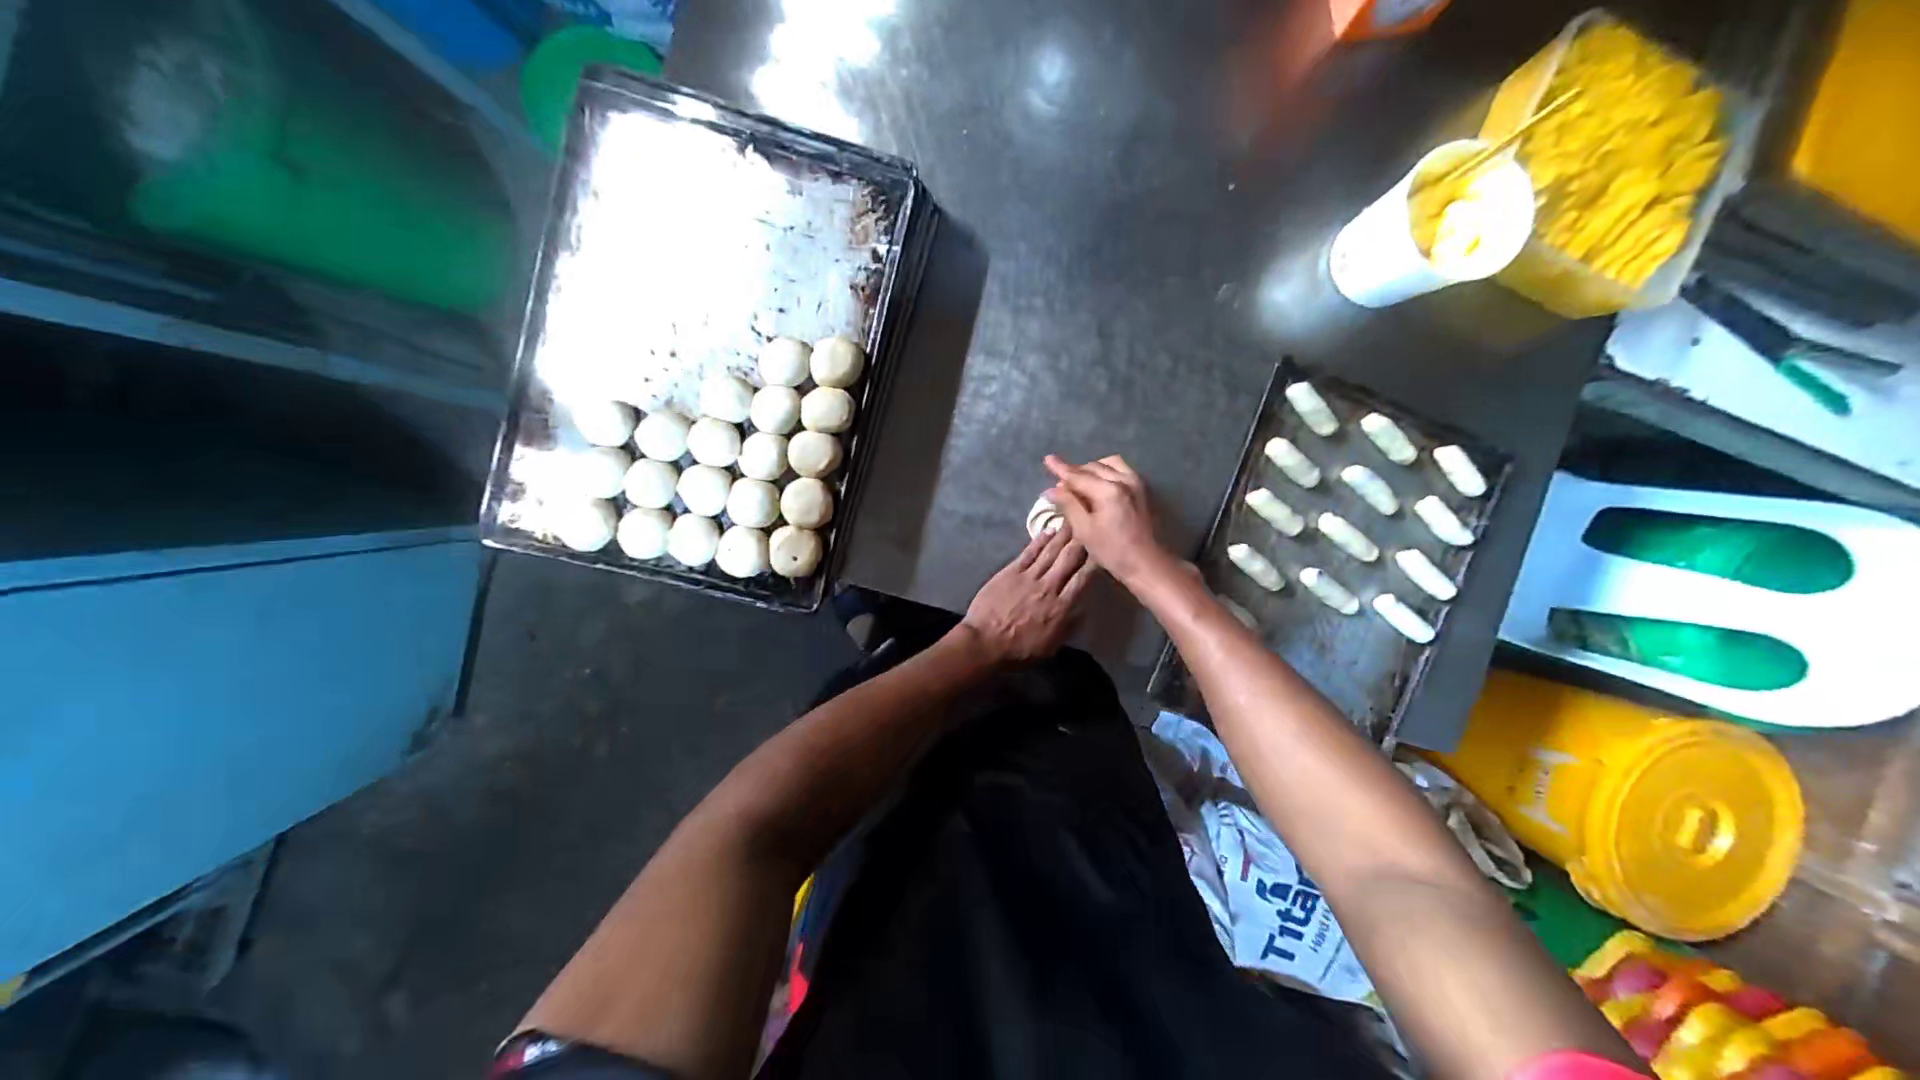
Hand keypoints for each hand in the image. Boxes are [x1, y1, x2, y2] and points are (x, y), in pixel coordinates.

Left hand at [959, 527, 1094, 664]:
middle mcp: (1048, 587)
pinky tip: (1049, 530)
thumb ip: (1069, 626)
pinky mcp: (1010, 572)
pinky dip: (1040, 540)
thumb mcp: (1051, 646)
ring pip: (1051, 551)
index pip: (1084, 579)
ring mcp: (1028, 577)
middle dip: (1081, 540)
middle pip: (1069, 558)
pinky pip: (1029, 552)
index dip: (1095, 562)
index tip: (1103, 549)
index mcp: (1061, 607)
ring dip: (1063, 535)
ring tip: (1074, 520)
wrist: (984, 643)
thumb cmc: (1019, 650)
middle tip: (1090, 524)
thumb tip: (1084, 609)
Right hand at [1043, 455, 1171, 587]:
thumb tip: (1051, 490)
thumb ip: (1068, 505)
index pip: (1078, 476)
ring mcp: (1135, 482)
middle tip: (1060, 484)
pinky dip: (1106, 472)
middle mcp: (1123, 480)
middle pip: (1093, 467)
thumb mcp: (1084, 530)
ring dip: (1091, 469)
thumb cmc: (1112, 551)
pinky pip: (1120, 470)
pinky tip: (1098, 485)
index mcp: (1108, 491)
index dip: (1061, 468)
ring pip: (1109, 464)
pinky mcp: (1141, 489)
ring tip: (1079, 482)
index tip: (1047, 459)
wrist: (1146, 563)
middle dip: (1075, 472)